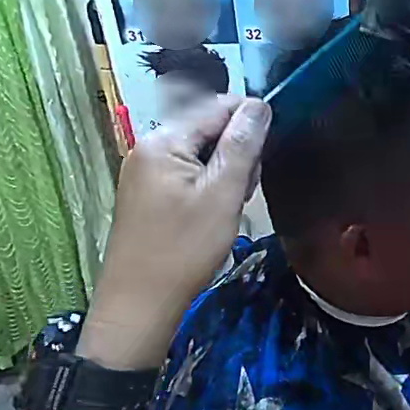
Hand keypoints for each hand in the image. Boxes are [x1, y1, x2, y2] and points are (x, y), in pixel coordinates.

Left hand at [81, 96, 269, 369]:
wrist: (140, 306)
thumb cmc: (185, 249)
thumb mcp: (223, 194)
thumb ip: (242, 145)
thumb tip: (259, 104)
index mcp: (163, 141)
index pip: (218, 107)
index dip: (251, 121)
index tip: (270, 152)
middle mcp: (148, 147)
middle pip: (209, 127)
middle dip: (238, 150)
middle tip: (246, 189)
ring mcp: (145, 170)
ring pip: (202, 151)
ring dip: (227, 169)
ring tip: (232, 204)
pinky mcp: (148, 192)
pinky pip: (188, 170)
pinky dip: (210, 183)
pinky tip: (216, 210)